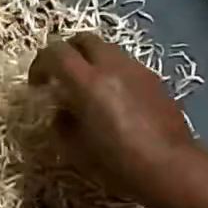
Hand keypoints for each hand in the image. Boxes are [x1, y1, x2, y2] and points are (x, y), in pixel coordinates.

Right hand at [26, 32, 204, 207]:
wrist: (170, 168)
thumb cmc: (117, 163)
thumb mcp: (76, 150)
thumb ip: (61, 123)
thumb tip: (61, 112)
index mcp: (87, 81)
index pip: (55, 53)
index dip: (40, 64)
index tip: (37, 84)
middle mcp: (112, 66)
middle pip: (83, 40)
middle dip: (67, 53)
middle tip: (61, 76)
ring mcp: (137, 70)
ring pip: (108, 49)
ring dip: (92, 61)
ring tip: (88, 87)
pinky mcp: (155, 80)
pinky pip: (126, 65)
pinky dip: (113, 73)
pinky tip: (114, 100)